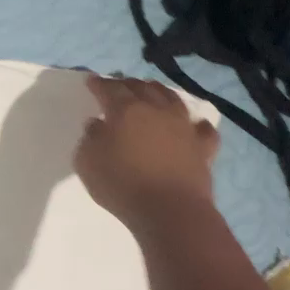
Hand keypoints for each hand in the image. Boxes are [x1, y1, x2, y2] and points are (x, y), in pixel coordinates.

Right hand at [75, 73, 218, 230]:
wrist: (169, 209)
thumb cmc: (120, 183)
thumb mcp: (87, 161)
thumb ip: (90, 138)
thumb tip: (98, 124)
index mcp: (126, 111)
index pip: (110, 89)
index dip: (99, 83)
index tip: (91, 80)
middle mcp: (158, 111)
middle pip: (143, 88)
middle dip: (128, 83)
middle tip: (119, 84)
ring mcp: (184, 127)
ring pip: (173, 99)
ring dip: (160, 93)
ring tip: (152, 93)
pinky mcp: (203, 146)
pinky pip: (201, 128)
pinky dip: (195, 123)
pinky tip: (193, 124)